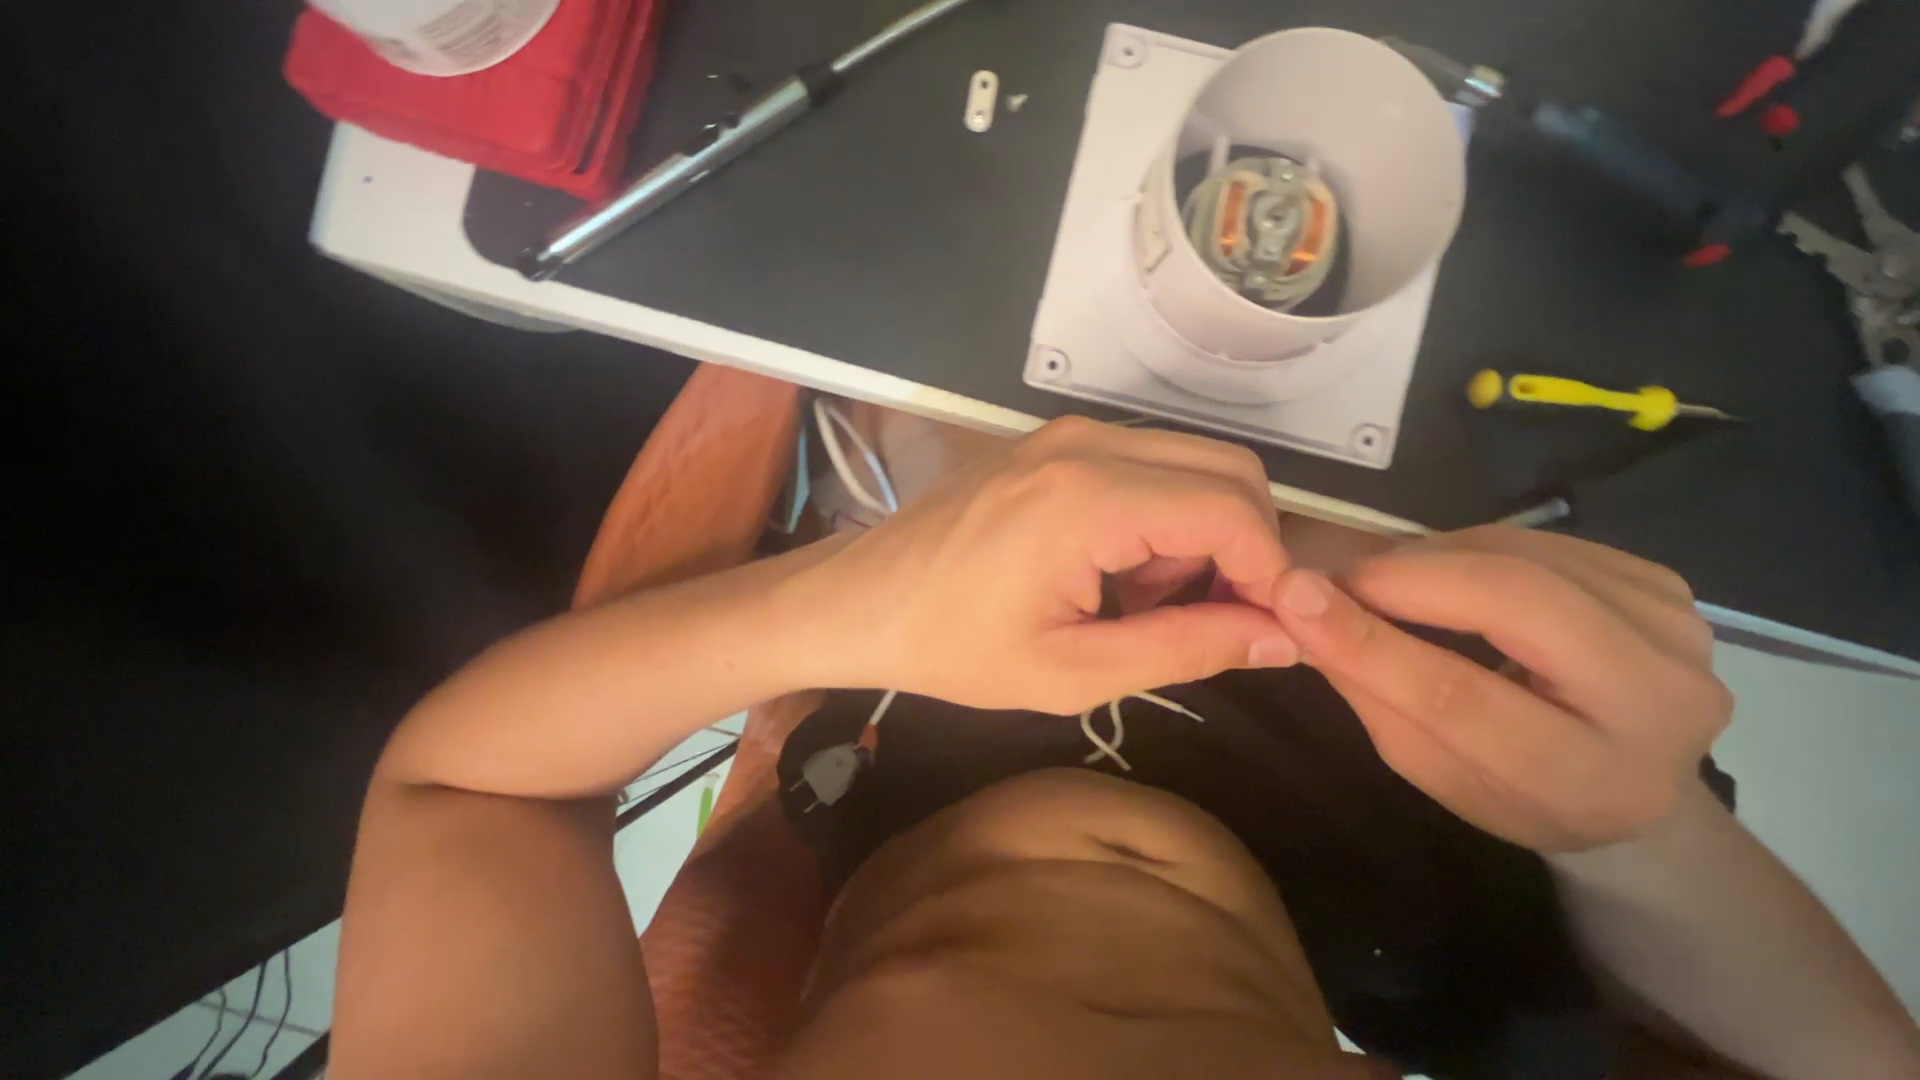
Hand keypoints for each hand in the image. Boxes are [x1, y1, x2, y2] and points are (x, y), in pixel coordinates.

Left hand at [800, 417, 1300, 714]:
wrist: (861, 601)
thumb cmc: (954, 647)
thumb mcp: (1073, 671)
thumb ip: (1185, 648)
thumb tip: (1281, 636)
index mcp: (1091, 497)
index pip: (1233, 511)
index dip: (1270, 573)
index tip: (1267, 630)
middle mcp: (1088, 443)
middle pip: (1227, 470)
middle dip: (1244, 546)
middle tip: (1208, 618)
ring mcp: (1066, 434)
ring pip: (1190, 462)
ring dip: (1198, 532)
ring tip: (1143, 603)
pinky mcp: (1051, 442)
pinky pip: (1144, 463)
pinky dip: (1158, 514)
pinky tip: (1113, 572)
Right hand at [1269, 527, 1731, 852]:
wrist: (1630, 791)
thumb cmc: (1510, 791)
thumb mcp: (1428, 766)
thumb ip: (1370, 690)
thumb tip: (1301, 608)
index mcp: (1590, 775)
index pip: (1461, 695)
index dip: (1370, 642)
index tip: (1293, 596)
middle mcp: (1661, 695)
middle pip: (1515, 599)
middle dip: (1404, 577)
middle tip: (1334, 579)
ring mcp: (1675, 628)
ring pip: (1521, 556)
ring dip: (1428, 558)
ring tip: (1379, 582)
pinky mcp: (1660, 584)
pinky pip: (1535, 542)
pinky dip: (1465, 549)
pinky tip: (1438, 574)